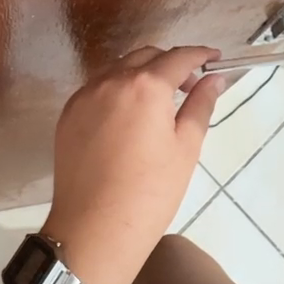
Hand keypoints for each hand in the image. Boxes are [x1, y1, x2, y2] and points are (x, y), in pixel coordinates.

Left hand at [40, 46, 228, 283]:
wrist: (94, 229)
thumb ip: (200, 105)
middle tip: (190, 86)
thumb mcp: (185, 148)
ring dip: (142, 74)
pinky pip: (98, 88)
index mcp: (145, 86)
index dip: (200, 54)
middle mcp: (111, 80)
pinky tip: (128, 116)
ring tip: (159, 102)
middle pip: (146, 56)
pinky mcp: (68, 113)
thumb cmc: (150, 193)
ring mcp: (85, 95)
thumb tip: (214, 79)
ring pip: (119, 69)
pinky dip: (117, 90)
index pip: (178, 57)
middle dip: (170, 63)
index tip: (215, 58)